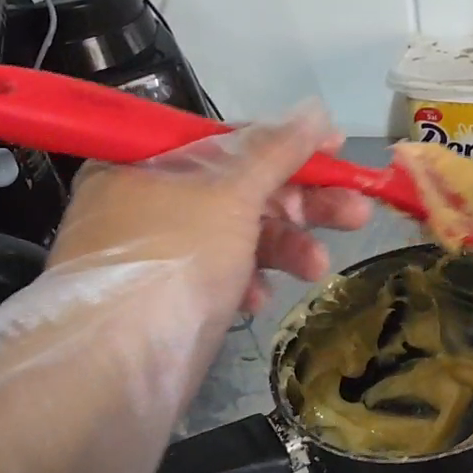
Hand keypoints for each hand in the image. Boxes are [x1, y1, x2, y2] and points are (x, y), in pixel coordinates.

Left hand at [0, 108, 372, 472]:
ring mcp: (159, 250)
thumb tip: (316, 109)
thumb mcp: (230, 190)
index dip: (291, 144)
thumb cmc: (174, 256)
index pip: (234, 138)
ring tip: (318, 268)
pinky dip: (248, 280)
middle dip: (304, 203)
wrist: (116, 363)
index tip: (339, 151)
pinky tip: (259, 300)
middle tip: (356, 214)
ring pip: (239, 234)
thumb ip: (278, 149)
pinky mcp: (169, 295)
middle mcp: (151, 198)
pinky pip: (221, 273)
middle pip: (245, 187)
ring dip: (285, 247)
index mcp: (151, 159)